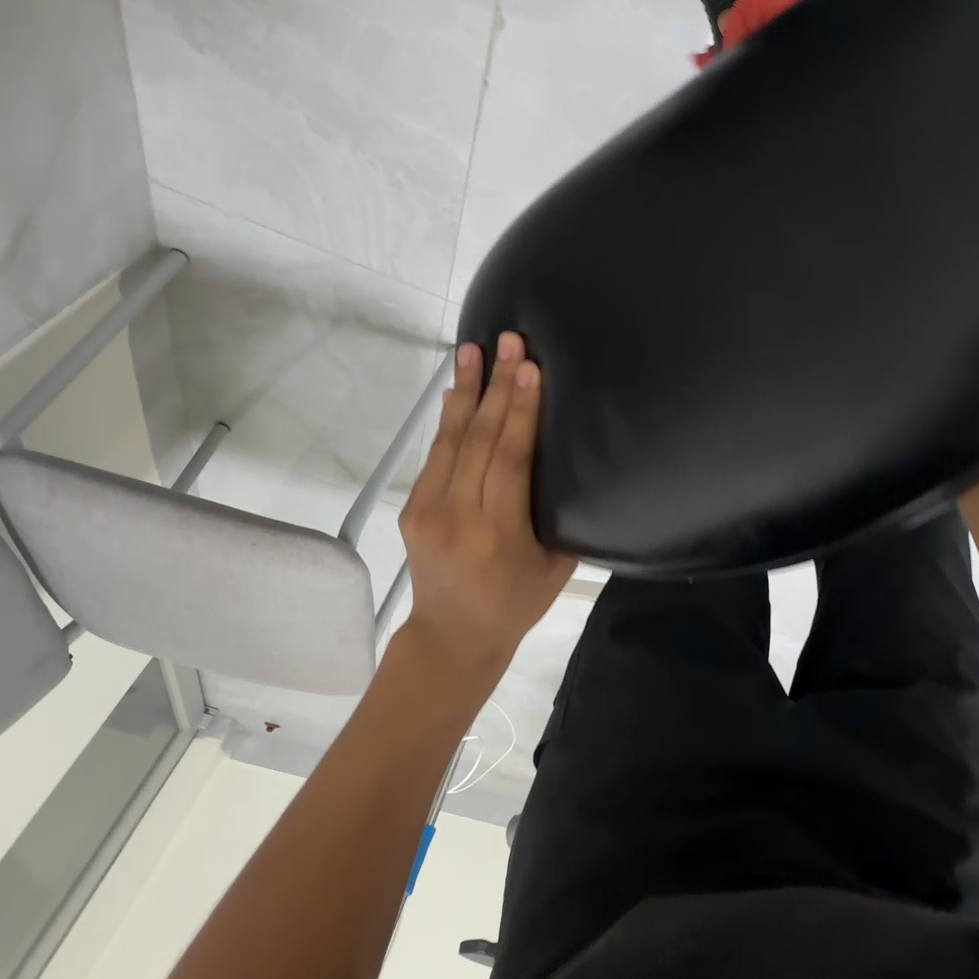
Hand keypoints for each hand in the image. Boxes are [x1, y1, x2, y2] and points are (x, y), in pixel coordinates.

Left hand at [397, 331, 574, 679]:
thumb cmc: (516, 604)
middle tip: (508, 341)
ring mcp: (428, 510)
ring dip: (465, 391)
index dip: (520, 411)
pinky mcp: (413, 508)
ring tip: (473, 349)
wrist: (451, 637)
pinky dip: (451, 419)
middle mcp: (457, 516)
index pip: (508, 459)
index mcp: (498, 533)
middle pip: (479, 440)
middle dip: (496, 386)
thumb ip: (558, 513)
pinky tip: (460, 391)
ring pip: (450, 440)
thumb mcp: (555, 566)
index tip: (529, 368)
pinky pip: (437, 454)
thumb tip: (565, 459)